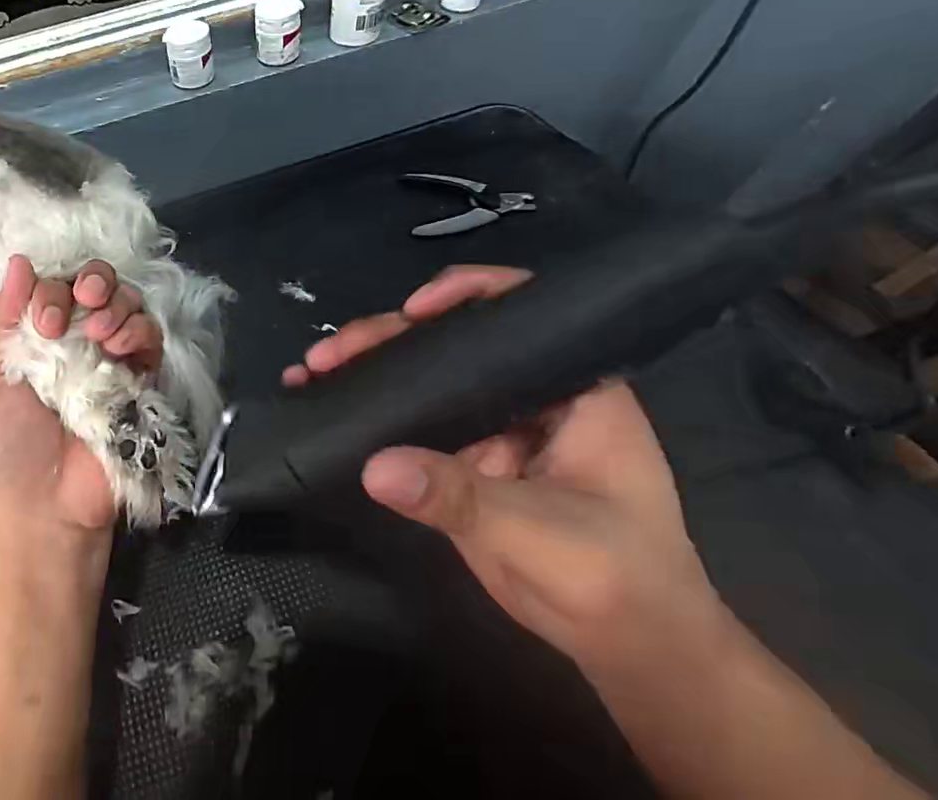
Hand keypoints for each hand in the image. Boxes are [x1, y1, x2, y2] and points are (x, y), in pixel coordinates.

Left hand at [0, 256, 161, 531]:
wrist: (43, 498)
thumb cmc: (3, 442)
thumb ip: (0, 320)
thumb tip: (20, 261)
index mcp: (38, 332)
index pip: (55, 284)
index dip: (53, 289)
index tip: (46, 322)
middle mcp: (78, 336)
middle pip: (98, 282)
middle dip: (94, 281)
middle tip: (84, 303)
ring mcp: (112, 355)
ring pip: (129, 302)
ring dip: (118, 304)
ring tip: (101, 334)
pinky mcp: (142, 376)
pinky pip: (151, 335)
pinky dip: (140, 330)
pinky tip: (121, 347)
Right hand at [283, 265, 721, 661]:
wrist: (623, 644)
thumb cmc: (615, 574)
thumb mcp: (542, 533)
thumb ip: (460, 497)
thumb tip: (375, 468)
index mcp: (571, 385)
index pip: (520, 310)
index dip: (466, 294)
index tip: (414, 310)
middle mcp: (527, 392)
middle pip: (455, 341)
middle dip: (391, 337)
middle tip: (333, 350)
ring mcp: (491, 426)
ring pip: (426, 380)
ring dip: (371, 370)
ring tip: (314, 368)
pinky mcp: (462, 461)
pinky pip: (411, 429)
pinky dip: (371, 418)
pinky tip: (326, 405)